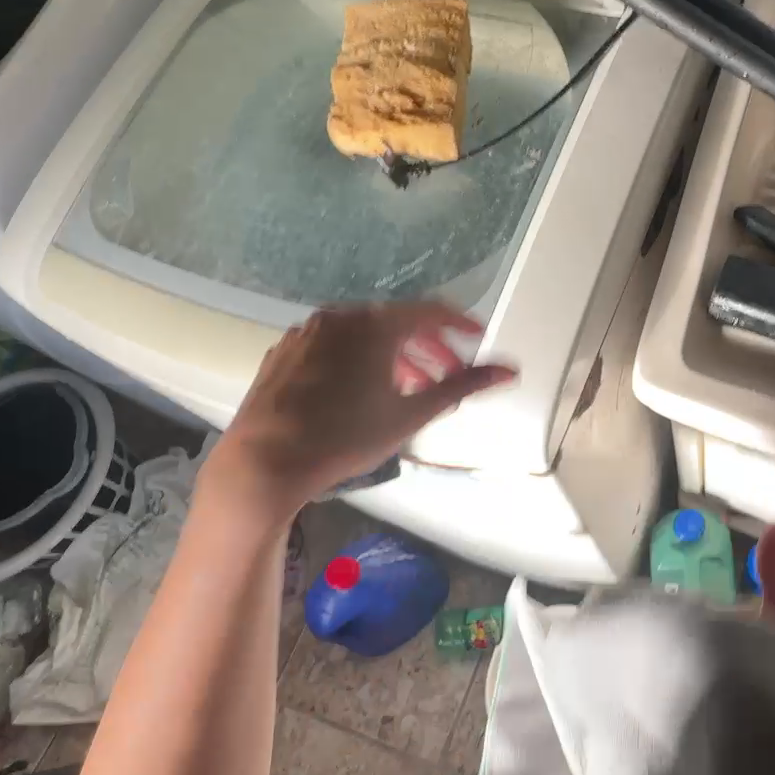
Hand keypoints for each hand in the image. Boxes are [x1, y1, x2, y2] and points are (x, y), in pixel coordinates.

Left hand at [197, 303, 515, 520]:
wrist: (263, 463)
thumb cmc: (345, 437)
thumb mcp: (412, 414)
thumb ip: (464, 385)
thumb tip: (511, 370)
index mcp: (375, 324)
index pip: (431, 311)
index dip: (461, 324)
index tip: (479, 339)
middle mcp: (340, 316)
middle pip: (397, 321)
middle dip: (428, 346)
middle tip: (448, 374)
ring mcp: (307, 332)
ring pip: (363, 333)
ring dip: (393, 354)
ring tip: (407, 389)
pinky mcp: (284, 352)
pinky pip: (333, 344)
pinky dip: (357, 359)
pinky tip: (359, 392)